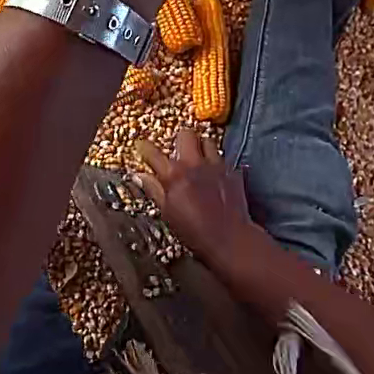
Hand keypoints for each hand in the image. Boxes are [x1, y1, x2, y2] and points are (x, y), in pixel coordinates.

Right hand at [134, 130, 263, 264]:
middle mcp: (195, 164)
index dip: (144, 148)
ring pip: (208, 141)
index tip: (141, 147)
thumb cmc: (194, 231)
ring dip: (201, 147)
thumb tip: (140, 176)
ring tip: (197, 159)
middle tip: (177, 151)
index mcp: (174, 174)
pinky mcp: (233, 172)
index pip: (153, 152)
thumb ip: (154, 190)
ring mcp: (217, 166)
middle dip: (180, 139)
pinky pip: (224, 159)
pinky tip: (214, 175)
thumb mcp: (167, 213)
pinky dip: (217, 163)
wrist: (230, 239)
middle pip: (186, 134)